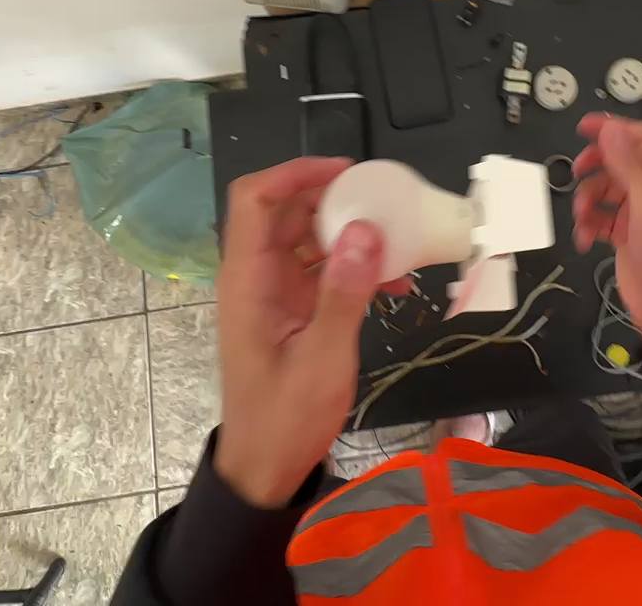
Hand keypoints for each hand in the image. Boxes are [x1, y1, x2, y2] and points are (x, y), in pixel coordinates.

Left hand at [213, 158, 406, 506]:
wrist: (266, 468)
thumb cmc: (286, 417)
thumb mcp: (321, 358)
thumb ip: (343, 294)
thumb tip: (366, 230)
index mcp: (247, 278)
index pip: (255, 200)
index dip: (293, 173)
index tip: (344, 171)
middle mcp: (255, 274)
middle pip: (284, 210)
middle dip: (331, 198)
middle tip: (379, 199)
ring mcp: (273, 289)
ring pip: (306, 236)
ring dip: (347, 232)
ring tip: (393, 237)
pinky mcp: (291, 306)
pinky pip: (320, 268)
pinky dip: (352, 266)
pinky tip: (392, 285)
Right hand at [570, 114, 641, 341]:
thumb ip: (626, 163)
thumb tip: (609, 128)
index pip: (640, 139)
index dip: (612, 130)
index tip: (582, 127)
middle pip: (617, 162)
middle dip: (595, 167)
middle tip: (577, 172)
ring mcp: (638, 212)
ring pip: (603, 190)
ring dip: (588, 200)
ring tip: (582, 216)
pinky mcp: (623, 233)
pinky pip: (599, 217)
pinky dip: (588, 225)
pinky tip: (585, 239)